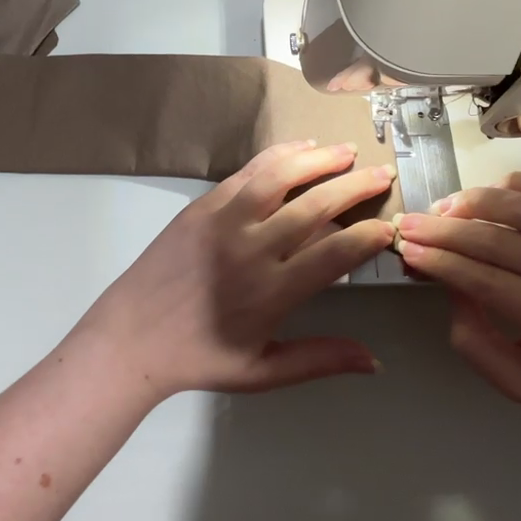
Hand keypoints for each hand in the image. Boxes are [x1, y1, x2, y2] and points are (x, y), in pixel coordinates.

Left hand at [69, 141, 395, 400]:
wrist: (131, 337)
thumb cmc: (199, 358)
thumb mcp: (261, 372)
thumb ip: (318, 360)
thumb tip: (374, 361)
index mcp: (272, 292)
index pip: (335, 254)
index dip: (368, 236)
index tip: (390, 227)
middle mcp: (252, 249)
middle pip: (315, 206)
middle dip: (354, 186)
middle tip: (382, 173)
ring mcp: (225, 221)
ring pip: (280, 177)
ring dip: (318, 160)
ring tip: (346, 151)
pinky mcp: (203, 206)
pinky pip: (247, 173)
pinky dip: (277, 156)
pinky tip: (299, 148)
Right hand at [395, 173, 520, 433]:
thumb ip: (476, 344)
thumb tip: (449, 287)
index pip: (486, 280)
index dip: (440, 262)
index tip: (407, 250)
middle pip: (498, 239)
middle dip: (444, 229)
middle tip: (409, 223)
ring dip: (474, 201)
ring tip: (444, 207)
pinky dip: (519, 184)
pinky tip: (491, 193)